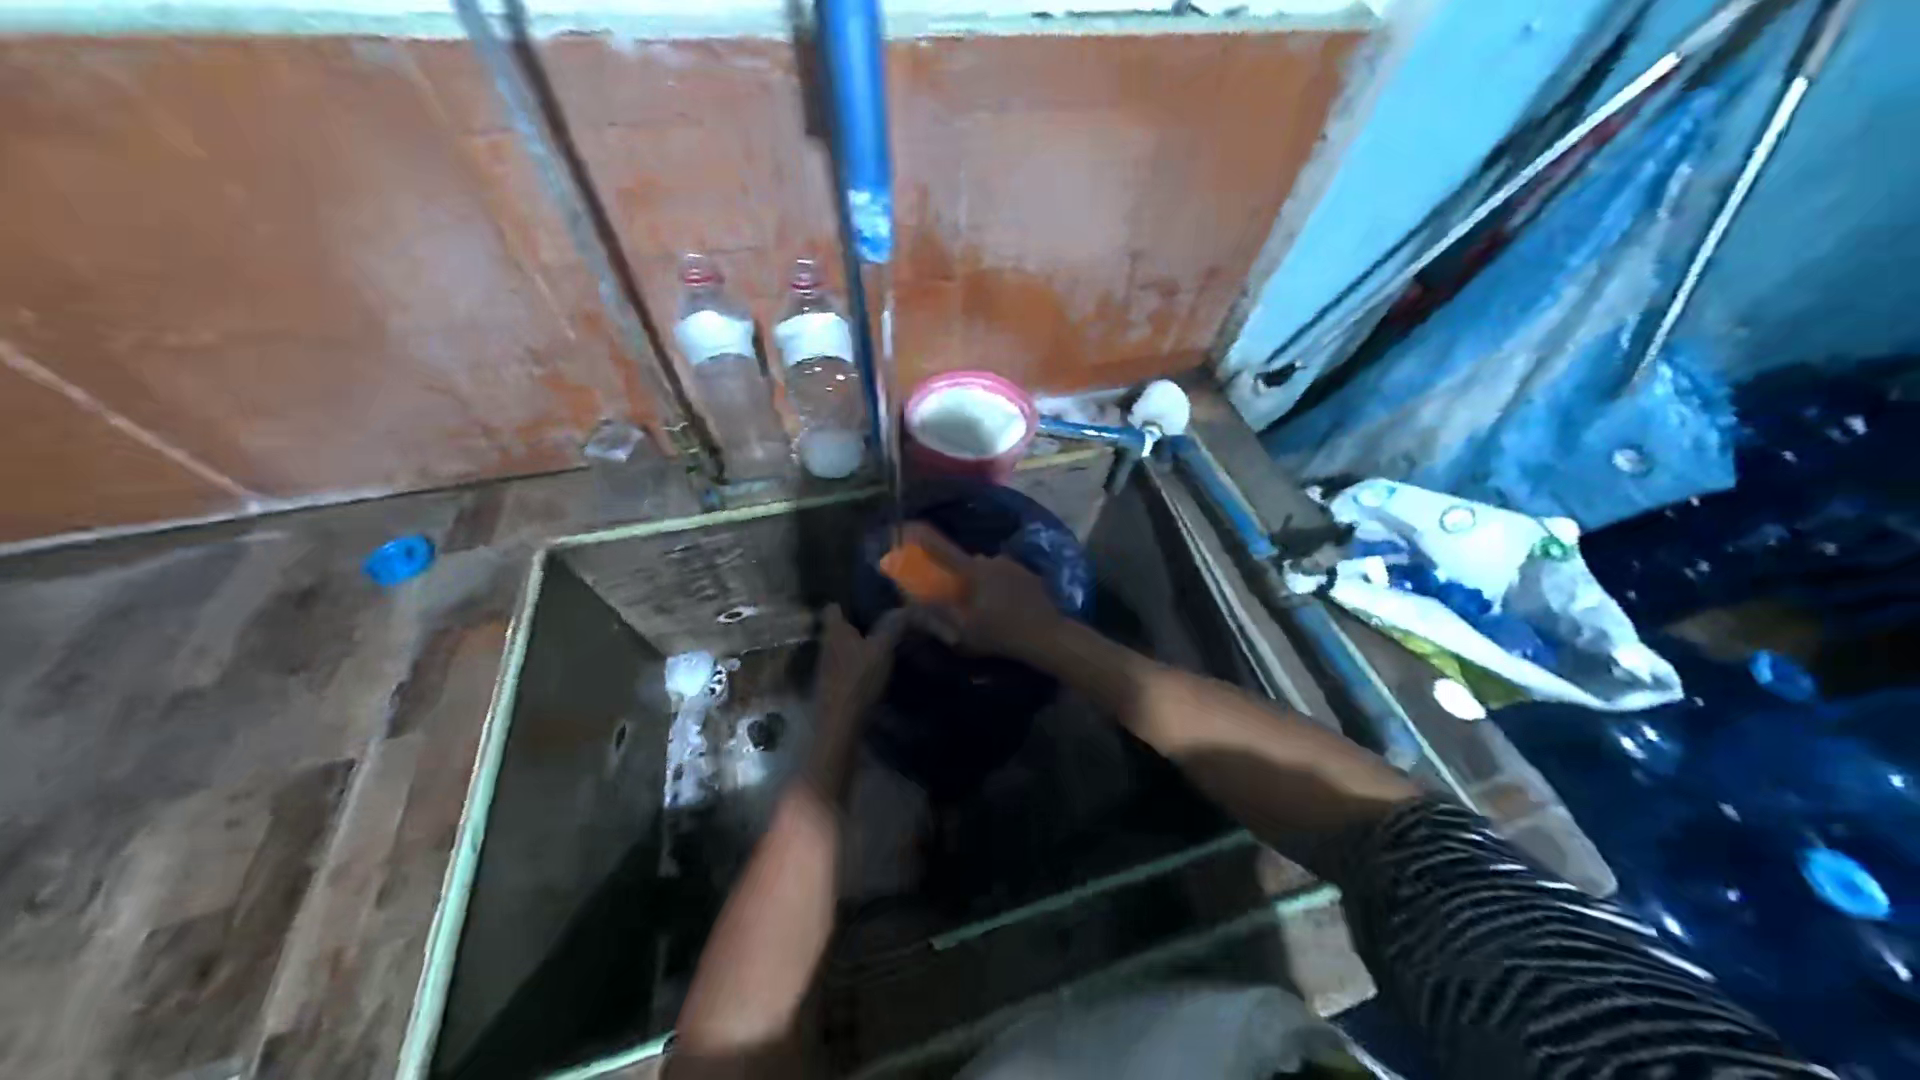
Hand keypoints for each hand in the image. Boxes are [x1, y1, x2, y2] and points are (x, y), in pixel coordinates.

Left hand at [810, 604, 905, 781]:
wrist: (840, 724)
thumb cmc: (858, 680)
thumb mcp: (881, 649)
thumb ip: (892, 626)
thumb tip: (904, 608)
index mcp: (834, 631)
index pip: (833, 607)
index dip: (846, 602)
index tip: (864, 603)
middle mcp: (825, 645)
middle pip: (837, 628)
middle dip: (855, 626)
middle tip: (879, 626)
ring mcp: (825, 668)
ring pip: (841, 649)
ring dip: (856, 648)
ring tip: (879, 648)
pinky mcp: (830, 686)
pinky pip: (844, 668)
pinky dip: (856, 667)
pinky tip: (872, 673)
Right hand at [903, 524, 1062, 659]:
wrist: (1047, 634)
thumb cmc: (999, 634)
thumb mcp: (961, 631)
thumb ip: (936, 614)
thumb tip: (912, 604)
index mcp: (970, 570)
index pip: (938, 546)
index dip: (918, 536)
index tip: (904, 529)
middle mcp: (989, 560)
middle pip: (964, 562)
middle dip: (957, 576)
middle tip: (958, 598)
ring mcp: (1012, 564)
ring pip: (986, 569)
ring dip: (981, 582)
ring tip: (986, 606)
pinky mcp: (1029, 574)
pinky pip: (1006, 575)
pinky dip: (1001, 586)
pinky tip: (1006, 605)